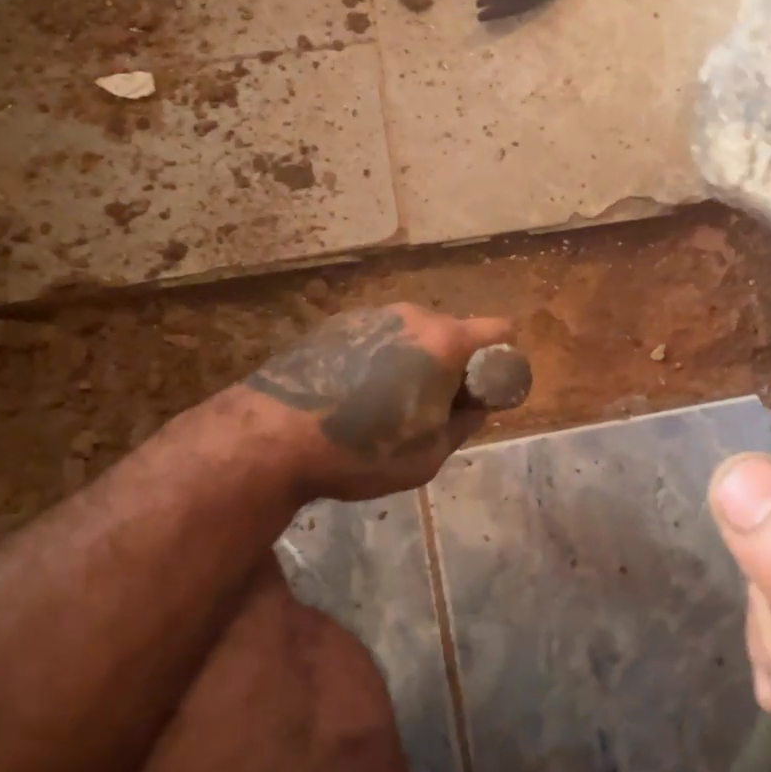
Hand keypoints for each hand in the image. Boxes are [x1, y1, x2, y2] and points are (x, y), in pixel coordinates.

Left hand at [242, 304, 513, 501]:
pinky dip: (381, 362)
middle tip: (434, 410)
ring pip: (412, 337)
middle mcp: (410, 317)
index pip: (500, 332)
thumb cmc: (361, 451)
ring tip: (387, 408)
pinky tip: (354, 399)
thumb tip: (476, 404)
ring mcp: (369, 316)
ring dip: (415, 364)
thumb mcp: (429, 455)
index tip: (485, 395)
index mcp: (443, 342)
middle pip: (454, 333)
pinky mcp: (334, 325)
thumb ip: (465, 422)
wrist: (267, 439)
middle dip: (455, 367)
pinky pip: (378, 339)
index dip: (502, 363)